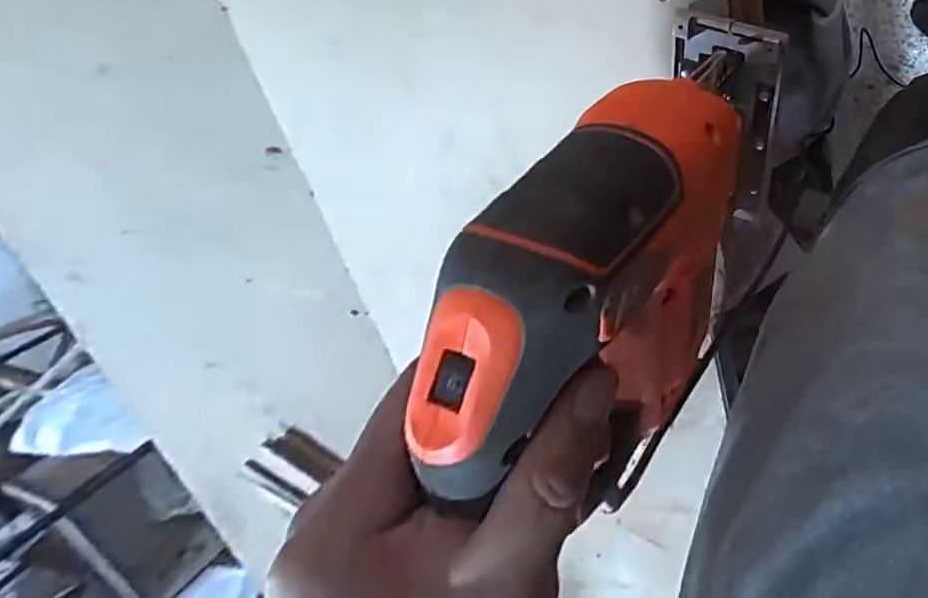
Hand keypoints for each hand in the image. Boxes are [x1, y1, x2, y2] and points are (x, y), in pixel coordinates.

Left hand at [268, 363, 616, 597]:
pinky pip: (446, 480)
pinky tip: (532, 486)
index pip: (419, 393)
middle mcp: (331, 514)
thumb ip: (550, 477)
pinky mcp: (379, 545)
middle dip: (514, 409)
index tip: (561, 354)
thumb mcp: (509, 574)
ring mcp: (353, 532)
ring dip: (514, 440)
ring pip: (448, 448)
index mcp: (335, 519)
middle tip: (577, 409)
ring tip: (567, 450)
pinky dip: (497, 471)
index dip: (493, 363)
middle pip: (437, 418)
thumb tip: (597, 379)